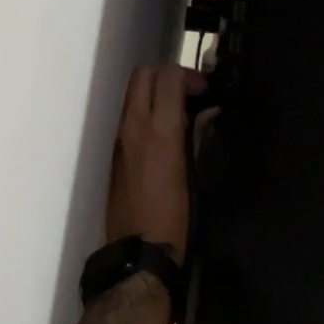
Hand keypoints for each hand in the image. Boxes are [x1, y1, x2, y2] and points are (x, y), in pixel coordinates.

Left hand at [104, 63, 203, 260]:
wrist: (139, 249)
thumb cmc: (175, 216)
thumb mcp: (195, 174)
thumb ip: (199, 135)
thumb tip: (209, 112)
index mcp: (158, 130)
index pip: (167, 76)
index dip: (189, 75)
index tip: (205, 91)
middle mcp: (133, 126)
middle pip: (143, 74)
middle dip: (167, 75)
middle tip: (190, 94)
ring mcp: (119, 138)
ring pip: (132, 93)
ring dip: (154, 91)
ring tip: (179, 111)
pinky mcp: (114, 151)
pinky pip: (128, 115)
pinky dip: (145, 109)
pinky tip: (164, 130)